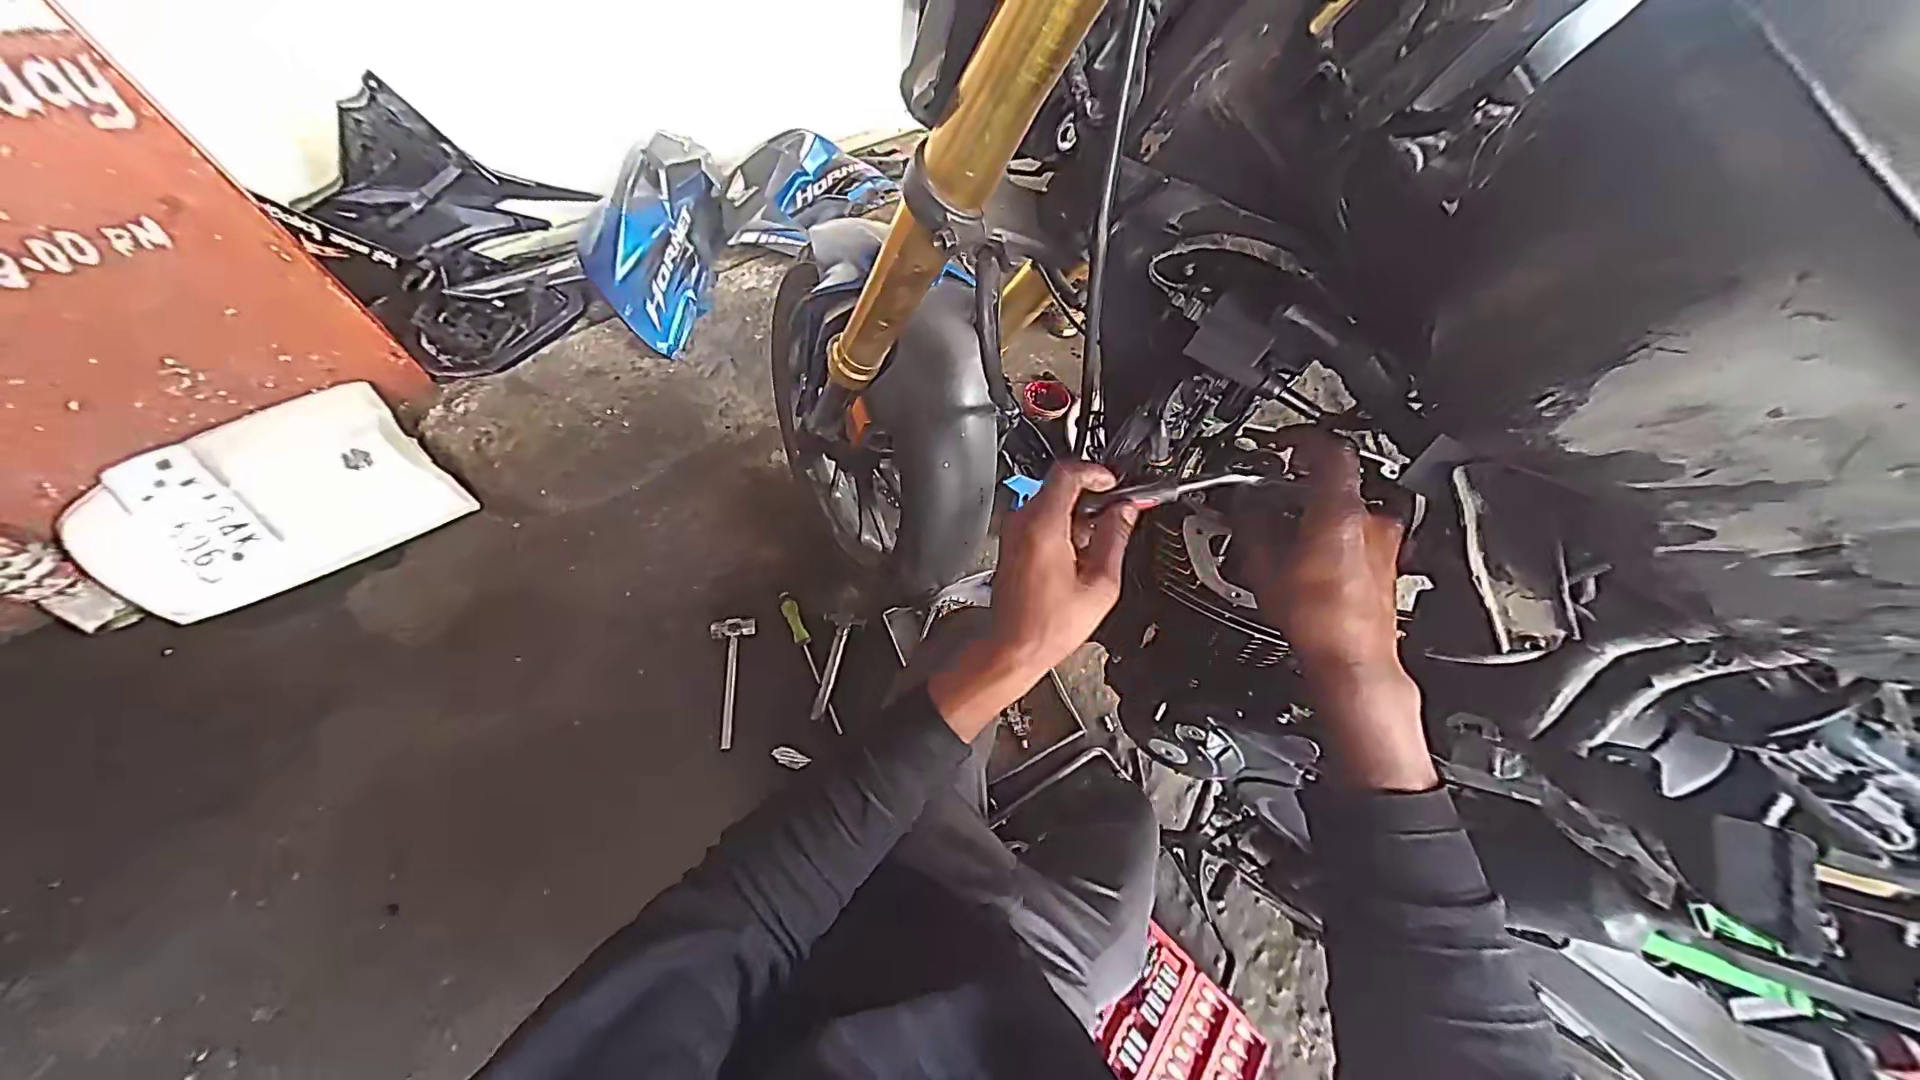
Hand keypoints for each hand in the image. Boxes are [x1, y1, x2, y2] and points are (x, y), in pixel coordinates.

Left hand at [929, 461, 1137, 737]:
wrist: (1014, 646)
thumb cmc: (1048, 625)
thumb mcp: (1100, 583)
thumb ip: (1116, 537)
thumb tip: (1126, 511)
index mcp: (1043, 526)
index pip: (1068, 473)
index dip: (1097, 472)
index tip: (1115, 483)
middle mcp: (1022, 523)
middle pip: (1061, 486)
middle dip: (1092, 499)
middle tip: (1115, 518)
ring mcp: (1013, 532)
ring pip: (1051, 503)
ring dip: (1078, 516)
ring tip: (1094, 549)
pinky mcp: (1012, 543)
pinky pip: (1040, 520)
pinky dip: (1062, 528)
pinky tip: (1076, 558)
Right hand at [1233, 428, 1433, 790]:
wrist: (1354, 660)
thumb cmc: (1319, 620)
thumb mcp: (1266, 567)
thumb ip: (1253, 526)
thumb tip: (1247, 507)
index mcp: (1340, 513)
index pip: (1328, 452)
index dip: (1302, 439)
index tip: (1282, 443)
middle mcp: (1371, 520)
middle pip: (1334, 482)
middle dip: (1298, 485)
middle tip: (1270, 495)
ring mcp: (1384, 541)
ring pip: (1344, 508)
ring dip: (1313, 510)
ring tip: (1282, 531)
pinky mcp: (1387, 561)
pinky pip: (1355, 530)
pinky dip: (1329, 531)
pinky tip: (1304, 555)